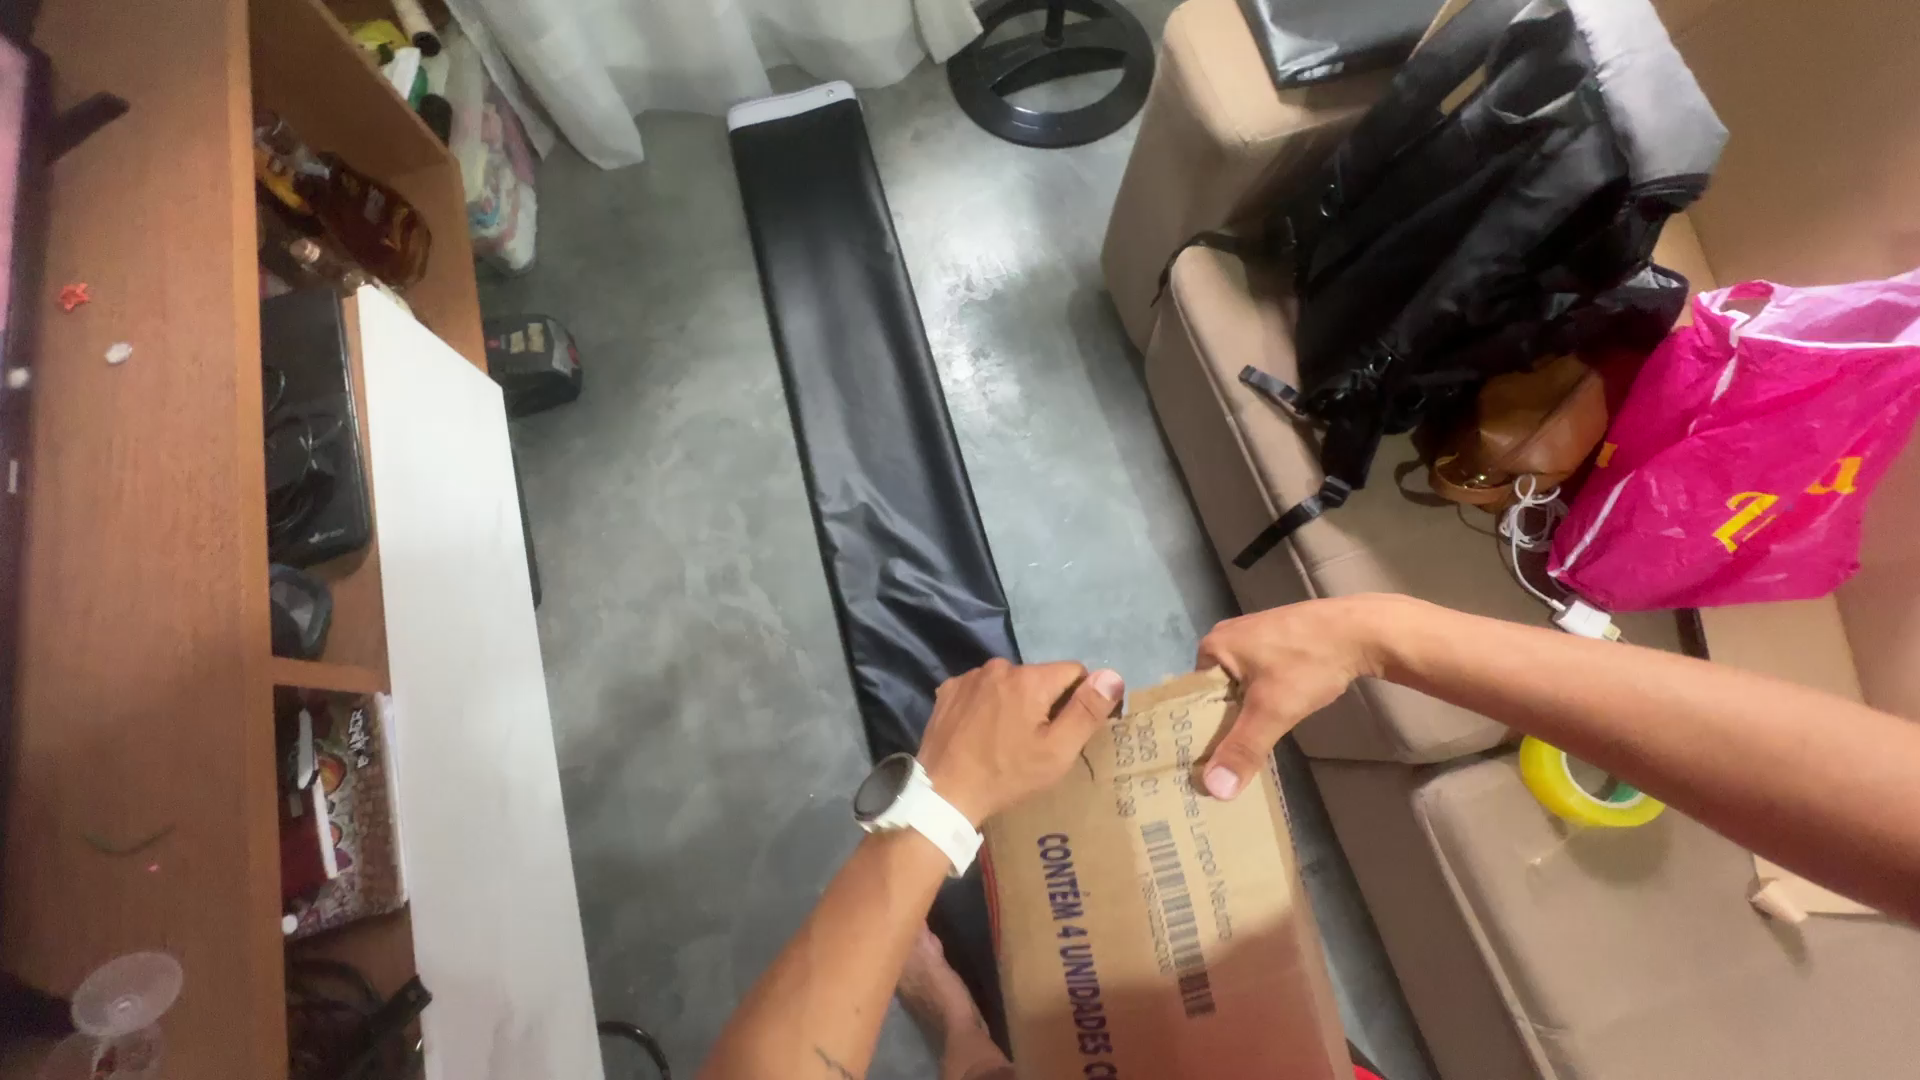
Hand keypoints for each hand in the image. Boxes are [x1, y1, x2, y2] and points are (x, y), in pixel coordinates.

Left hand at [918, 659, 1124, 825]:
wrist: (945, 793)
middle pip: (1039, 677)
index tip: (1068, 728)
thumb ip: (1086, 711)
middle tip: (1035, 740)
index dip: (1078, 699)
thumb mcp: (1057, 751)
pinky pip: (980, 689)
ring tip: (1005, 738)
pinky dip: (986, 704)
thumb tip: (1112, 675)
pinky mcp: (949, 689)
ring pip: (1009, 682)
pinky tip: (980, 732)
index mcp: (1030, 679)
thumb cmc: (1007, 775)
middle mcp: (1000, 666)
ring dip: (1014, 701)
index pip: (1073, 672)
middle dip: (1044, 701)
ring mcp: (970, 677)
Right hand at [1195, 596, 1400, 799]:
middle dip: (1224, 720)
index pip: (1193, 696)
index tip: (1206, 758)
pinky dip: (1264, 694)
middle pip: (1216, 690)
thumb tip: (1214, 791)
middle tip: (1232, 754)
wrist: (1362, 629)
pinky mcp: (1277, 637)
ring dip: (1247, 708)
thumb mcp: (1273, 710)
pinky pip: (1258, 673)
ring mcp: (1253, 633)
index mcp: (1212, 646)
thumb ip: (1243, 748)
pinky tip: (1279, 710)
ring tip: (1255, 737)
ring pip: (1239, 683)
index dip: (1199, 727)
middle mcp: (1226, 636)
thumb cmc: (1307, 662)